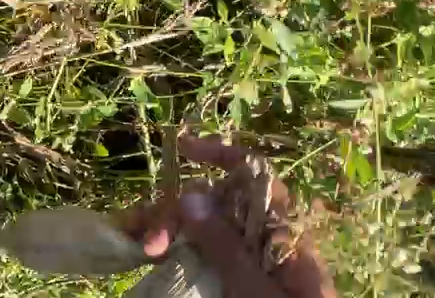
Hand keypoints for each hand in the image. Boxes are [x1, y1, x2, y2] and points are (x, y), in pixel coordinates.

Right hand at [114, 134, 335, 297]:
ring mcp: (252, 264)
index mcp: (286, 238)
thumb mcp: (258, 296)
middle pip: (219, 202)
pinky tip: (158, 260)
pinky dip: (179, 251)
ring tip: (149, 252)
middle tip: (154, 241)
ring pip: (205, 227)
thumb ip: (227, 249)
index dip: (222, 155)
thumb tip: (191, 195)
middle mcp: (268, 243)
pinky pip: (203, 254)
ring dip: (173, 232)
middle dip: (181, 210)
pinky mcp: (237, 283)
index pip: (258, 178)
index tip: (184, 151)